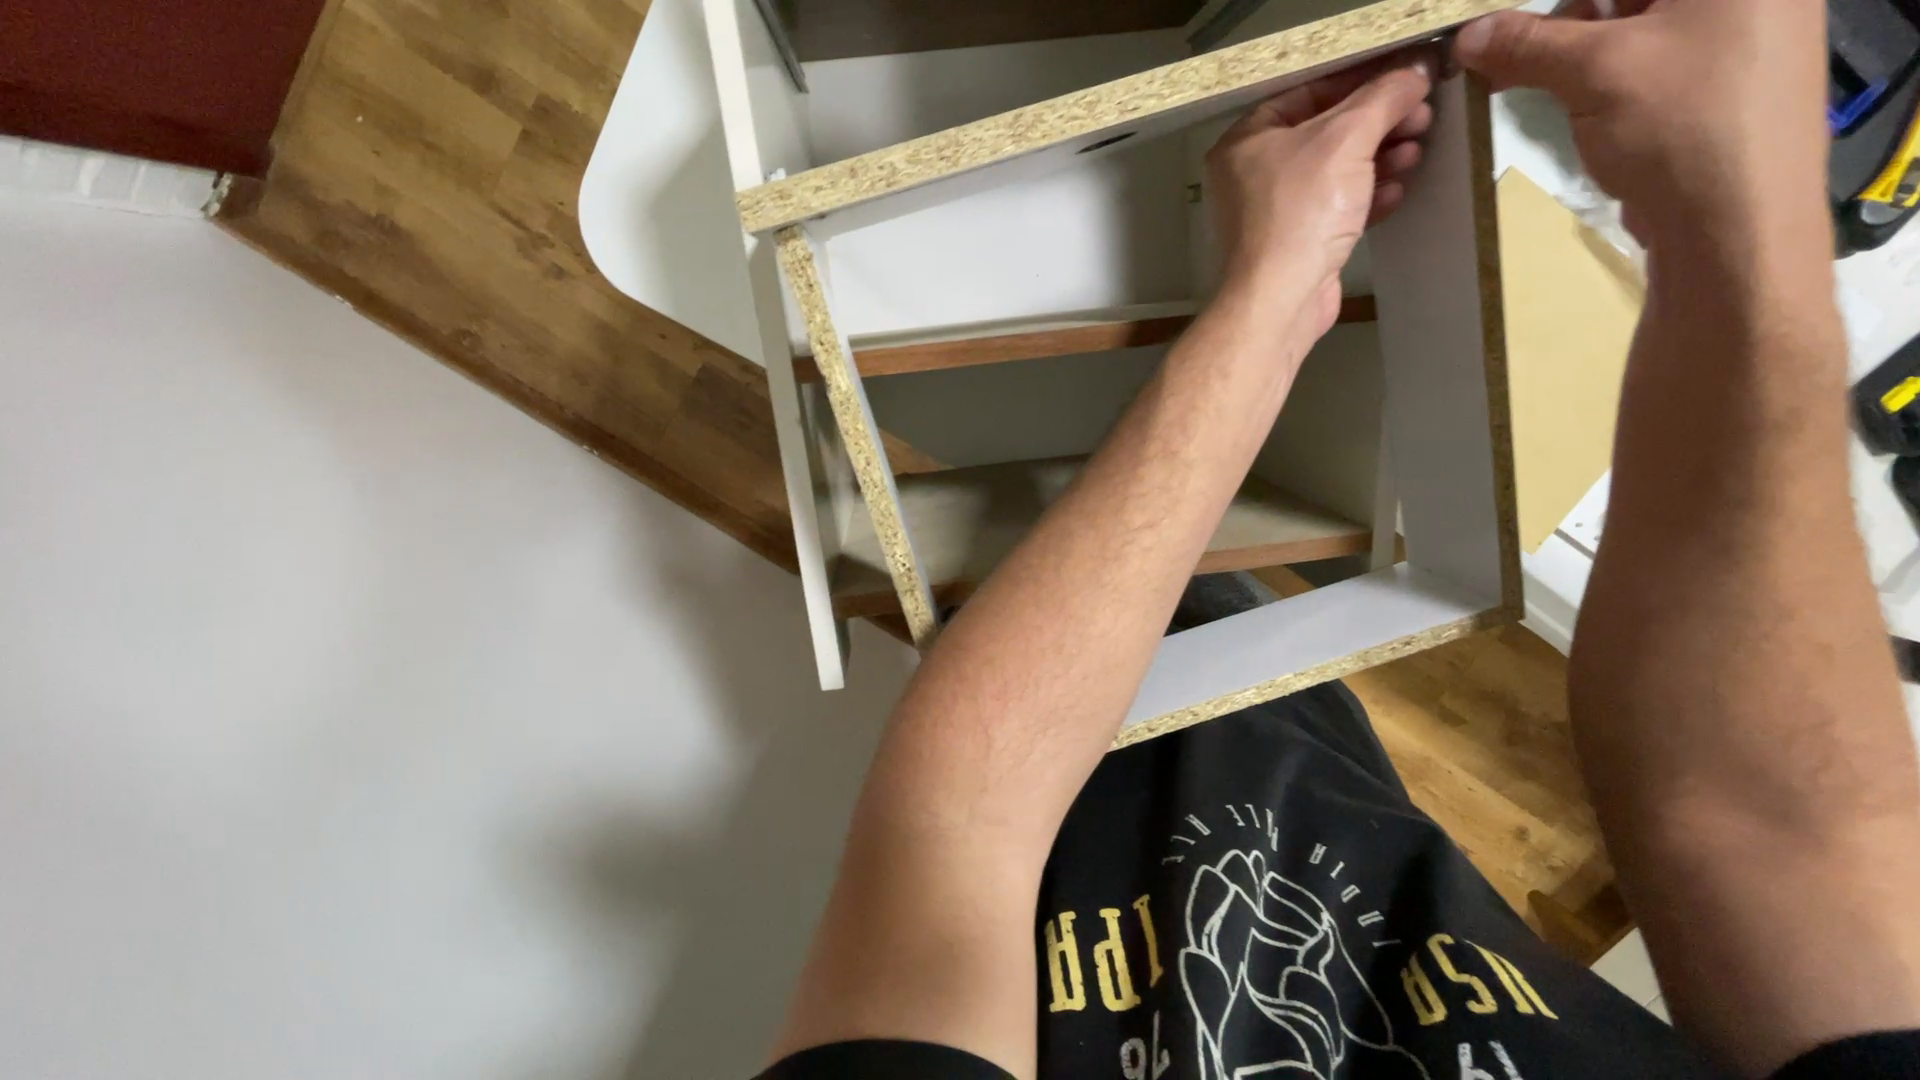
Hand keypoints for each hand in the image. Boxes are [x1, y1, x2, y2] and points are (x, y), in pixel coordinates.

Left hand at [1206, 59, 1433, 338]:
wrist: (1279, 301)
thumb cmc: (1300, 213)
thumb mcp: (1345, 139)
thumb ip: (1381, 98)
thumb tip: (1412, 71)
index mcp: (1247, 140)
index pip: (1309, 91)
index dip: (1362, 78)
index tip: (1408, 73)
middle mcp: (1252, 174)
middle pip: (1326, 132)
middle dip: (1377, 123)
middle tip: (1421, 116)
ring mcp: (1272, 212)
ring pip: (1334, 172)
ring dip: (1379, 159)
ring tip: (1415, 150)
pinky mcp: (1295, 243)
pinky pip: (1335, 209)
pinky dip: (1366, 197)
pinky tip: (1395, 191)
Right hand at [1455, 0, 1830, 256]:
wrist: (1736, 219)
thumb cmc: (1680, 124)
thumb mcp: (1596, 72)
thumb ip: (1529, 44)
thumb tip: (1467, 34)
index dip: (1559, 0)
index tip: (1502, 18)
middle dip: (1564, 15)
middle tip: (1505, 48)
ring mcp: (1739, 32)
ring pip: (1637, 20)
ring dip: (1572, 44)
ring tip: (1517, 74)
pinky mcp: (1718, 79)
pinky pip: (1649, 55)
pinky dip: (1598, 69)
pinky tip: (1559, 92)